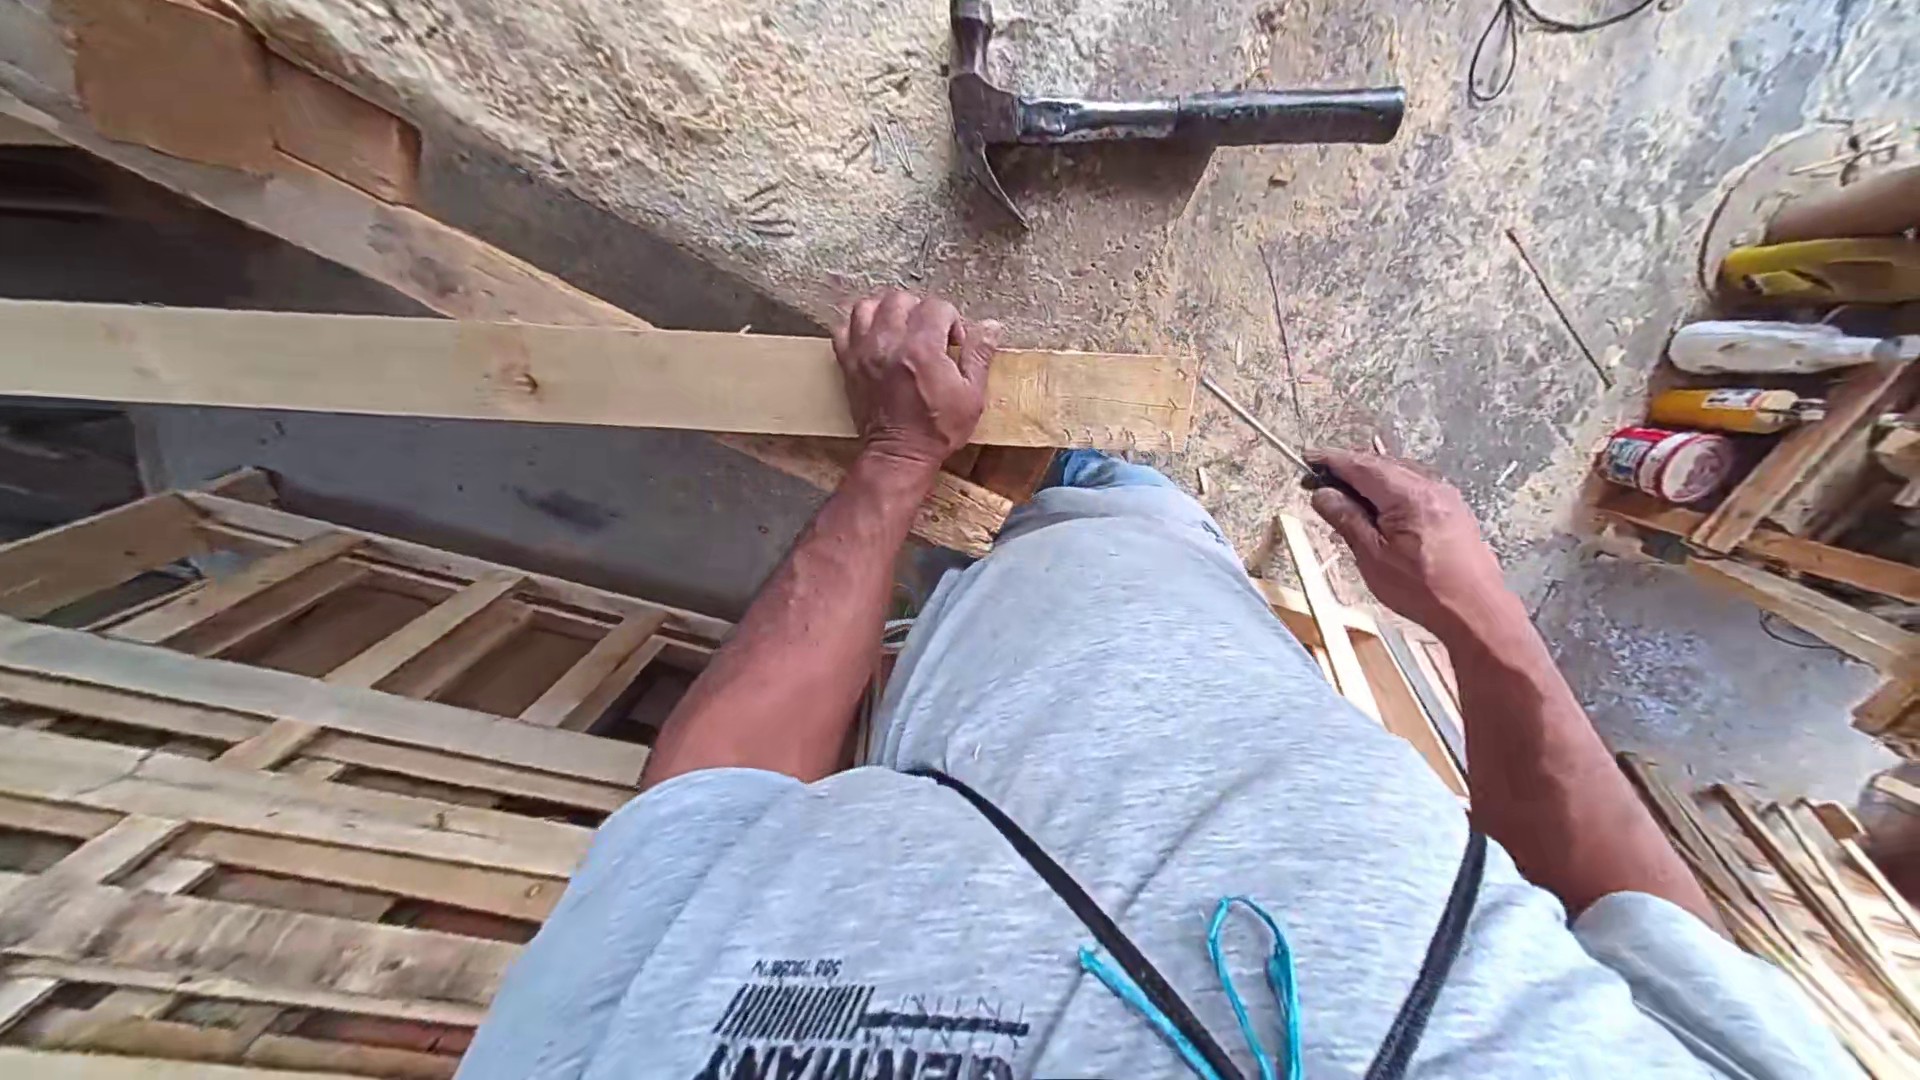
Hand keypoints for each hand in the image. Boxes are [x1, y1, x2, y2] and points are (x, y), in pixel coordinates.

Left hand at [832, 289, 998, 471]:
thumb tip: (992, 325)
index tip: (954, 343)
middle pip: (901, 299)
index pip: (937, 306)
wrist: (899, 455)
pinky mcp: (848, 364)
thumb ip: (979, 356)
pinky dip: (858, 325)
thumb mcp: (972, 396)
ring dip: (886, 312)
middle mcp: (889, 343)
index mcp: (922, 348)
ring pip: (868, 306)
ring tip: (900, 329)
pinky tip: (874, 338)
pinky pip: (844, 327)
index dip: (952, 321)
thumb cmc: (937, 430)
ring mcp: (864, 352)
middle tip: (929, 334)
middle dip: (919, 311)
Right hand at [1308, 449, 1517, 637]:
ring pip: (1398, 473)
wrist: (1475, 611)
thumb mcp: (1371, 555)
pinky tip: (1374, 497)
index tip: (1308, 457)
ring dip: (1367, 477)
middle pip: (1381, 465)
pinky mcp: (1451, 510)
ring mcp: (1445, 497)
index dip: (1332, 460)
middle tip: (1317, 477)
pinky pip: (1413, 484)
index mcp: (1409, 496)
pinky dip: (1387, 485)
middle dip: (1347, 467)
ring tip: (1340, 489)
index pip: (1362, 467)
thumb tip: (1322, 493)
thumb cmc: (1421, 588)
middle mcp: (1431, 488)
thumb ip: (1346, 518)